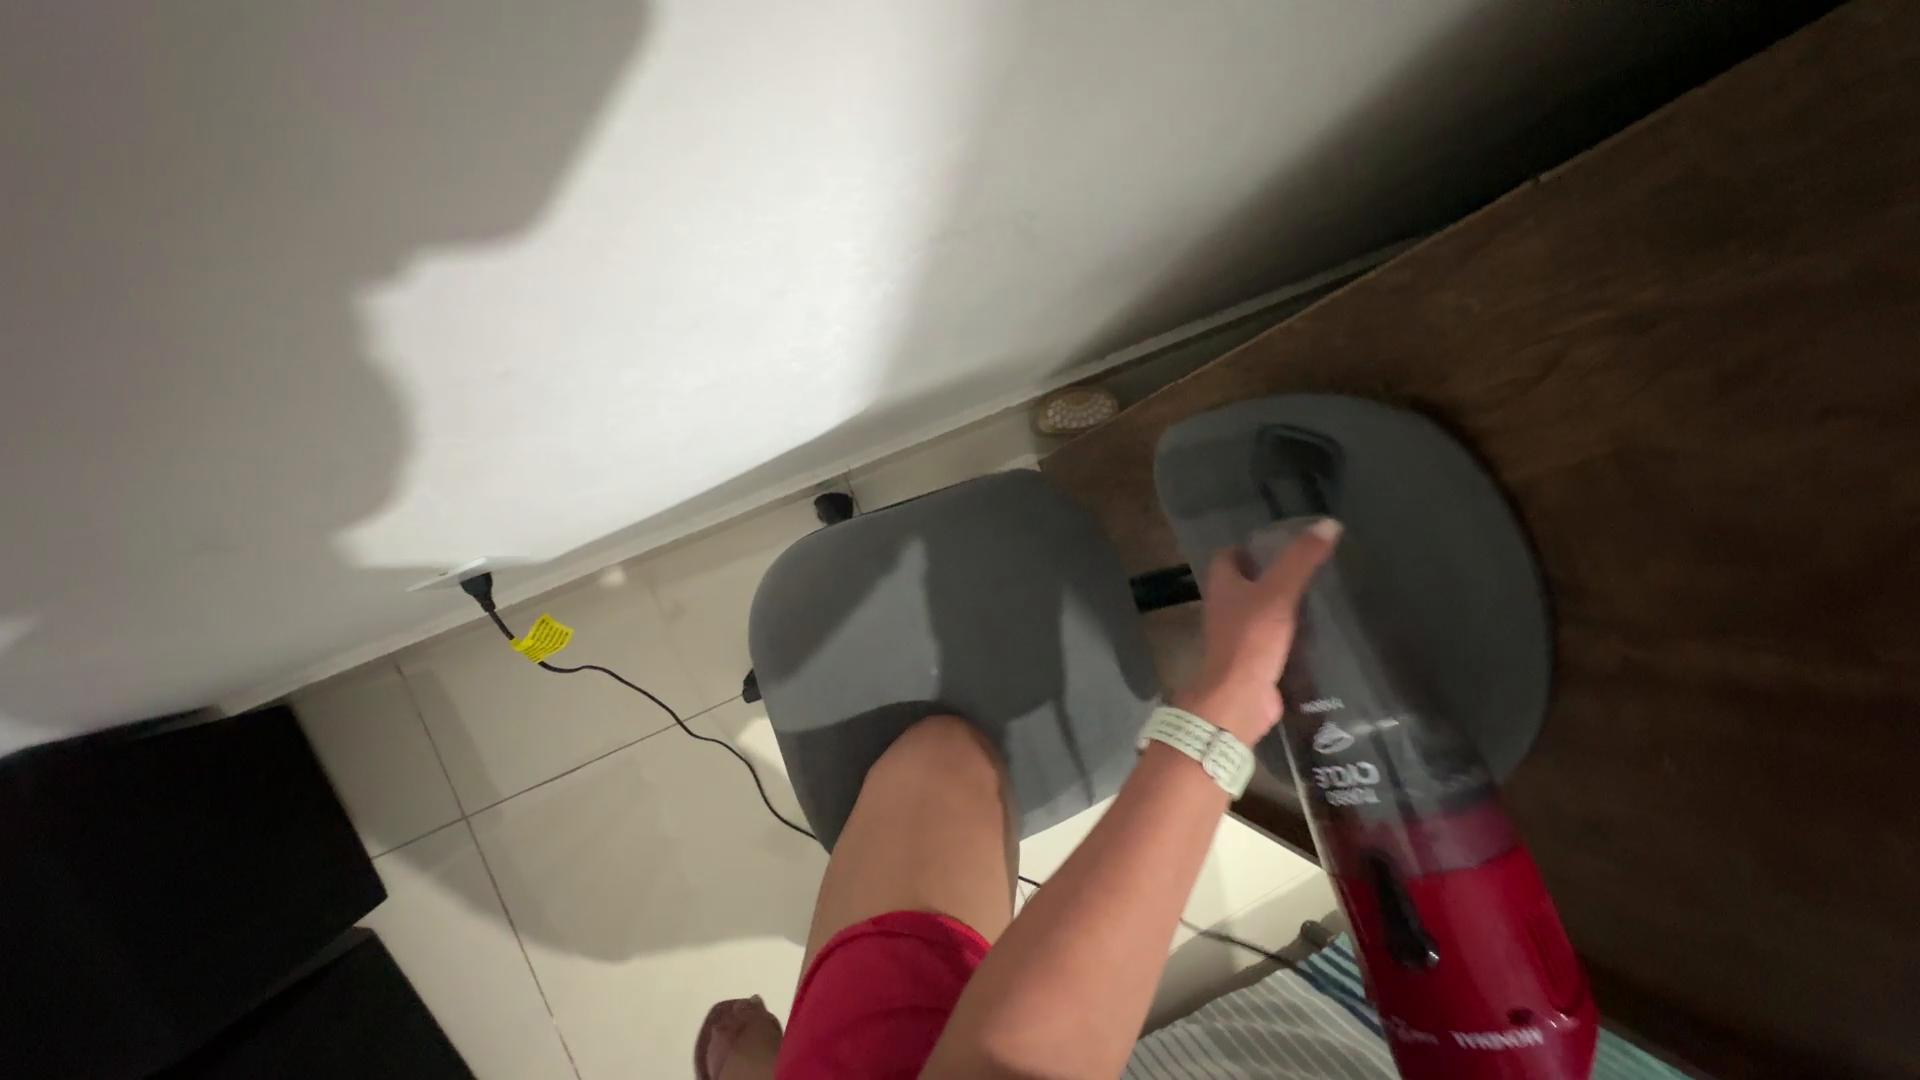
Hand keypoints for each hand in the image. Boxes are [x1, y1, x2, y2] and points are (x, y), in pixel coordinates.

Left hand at [1172, 519, 1340, 744]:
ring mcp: (1238, 636)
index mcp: (1222, 586)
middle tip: (1308, 567)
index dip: (1248, 547)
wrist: (1239, 697)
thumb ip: (1301, 560)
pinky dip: (1291, 634)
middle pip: (1244, 584)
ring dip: (1282, 605)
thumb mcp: (1279, 592)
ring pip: (1260, 612)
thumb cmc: (1251, 639)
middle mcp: (1225, 608)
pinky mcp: (1254, 660)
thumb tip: (1328, 523)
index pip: (1227, 556)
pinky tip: (1319, 632)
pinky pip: (1273, 640)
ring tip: (1320, 594)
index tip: (1280, 542)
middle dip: (1270, 575)